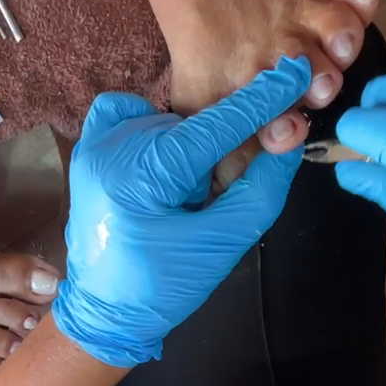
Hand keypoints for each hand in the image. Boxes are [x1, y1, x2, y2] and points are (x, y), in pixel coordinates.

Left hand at [52, 57, 310, 366]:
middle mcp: (113, 146)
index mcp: (144, 173)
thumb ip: (261, 190)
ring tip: (182, 196)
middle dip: (219, 150)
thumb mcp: (223, 244)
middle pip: (194, 124)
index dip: (262, 98)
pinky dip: (150, 128)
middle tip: (213, 197)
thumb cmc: (164, 288)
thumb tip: (289, 136)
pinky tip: (160, 164)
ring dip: (187, 148)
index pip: (218, 124)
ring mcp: (93, 145)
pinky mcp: (86, 152)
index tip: (298, 71)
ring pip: (167, 121)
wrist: (106, 314)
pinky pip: (124, 113)